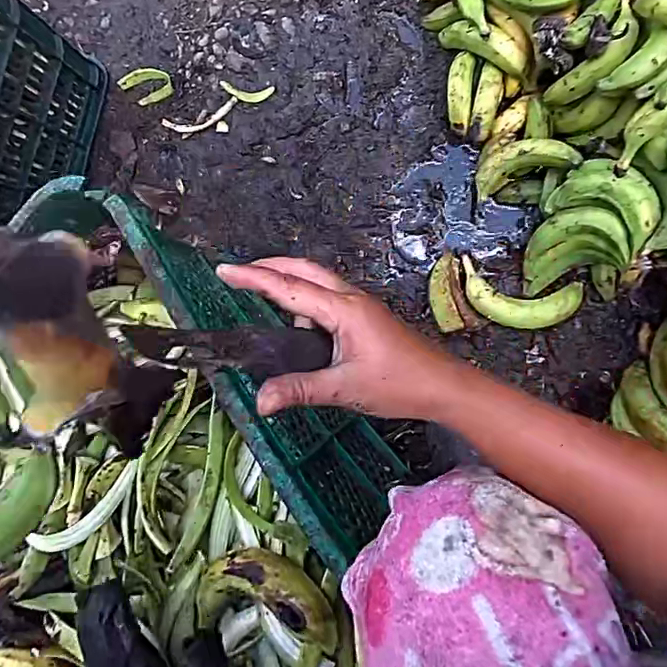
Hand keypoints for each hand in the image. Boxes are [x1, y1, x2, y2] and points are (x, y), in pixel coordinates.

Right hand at [216, 257, 463, 419]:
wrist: (442, 385)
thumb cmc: (400, 384)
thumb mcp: (345, 389)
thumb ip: (300, 390)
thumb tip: (261, 400)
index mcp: (343, 309)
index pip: (289, 287)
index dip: (253, 277)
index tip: (224, 269)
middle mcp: (351, 299)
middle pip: (304, 270)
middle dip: (270, 266)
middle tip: (238, 273)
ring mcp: (360, 305)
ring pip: (318, 281)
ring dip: (289, 283)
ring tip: (262, 300)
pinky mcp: (365, 317)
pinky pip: (329, 297)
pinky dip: (306, 300)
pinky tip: (299, 326)